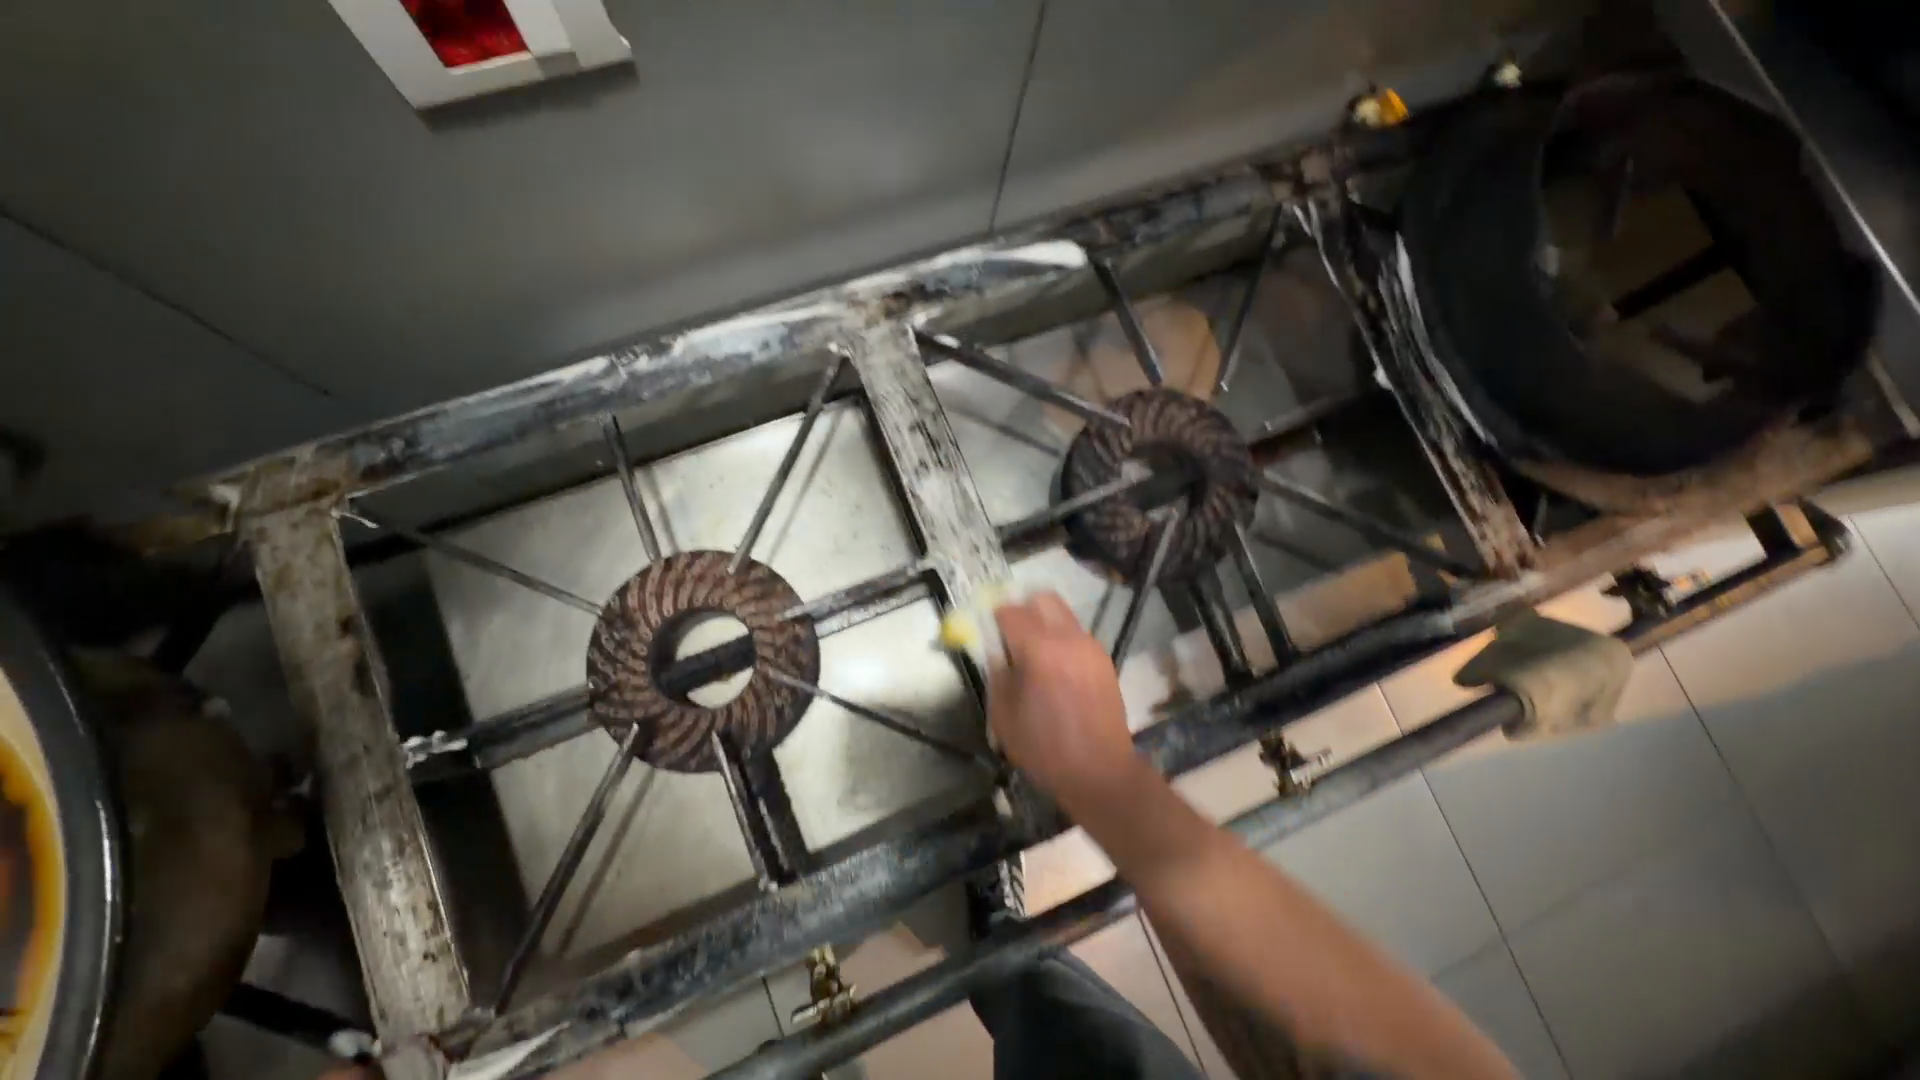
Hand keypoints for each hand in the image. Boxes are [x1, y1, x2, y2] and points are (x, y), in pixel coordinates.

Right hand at [989, 591, 1140, 803]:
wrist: (1100, 773)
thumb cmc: (1045, 749)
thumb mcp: (1004, 715)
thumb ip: (997, 672)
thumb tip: (996, 650)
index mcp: (1039, 650)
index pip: (1010, 611)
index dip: (994, 619)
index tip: (987, 634)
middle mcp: (1068, 638)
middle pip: (1042, 599)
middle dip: (1022, 610)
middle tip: (1010, 637)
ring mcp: (1091, 647)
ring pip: (1062, 614)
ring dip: (1043, 623)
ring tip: (1034, 657)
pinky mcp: (1104, 660)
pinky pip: (1077, 634)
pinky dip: (1061, 640)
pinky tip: (1056, 671)